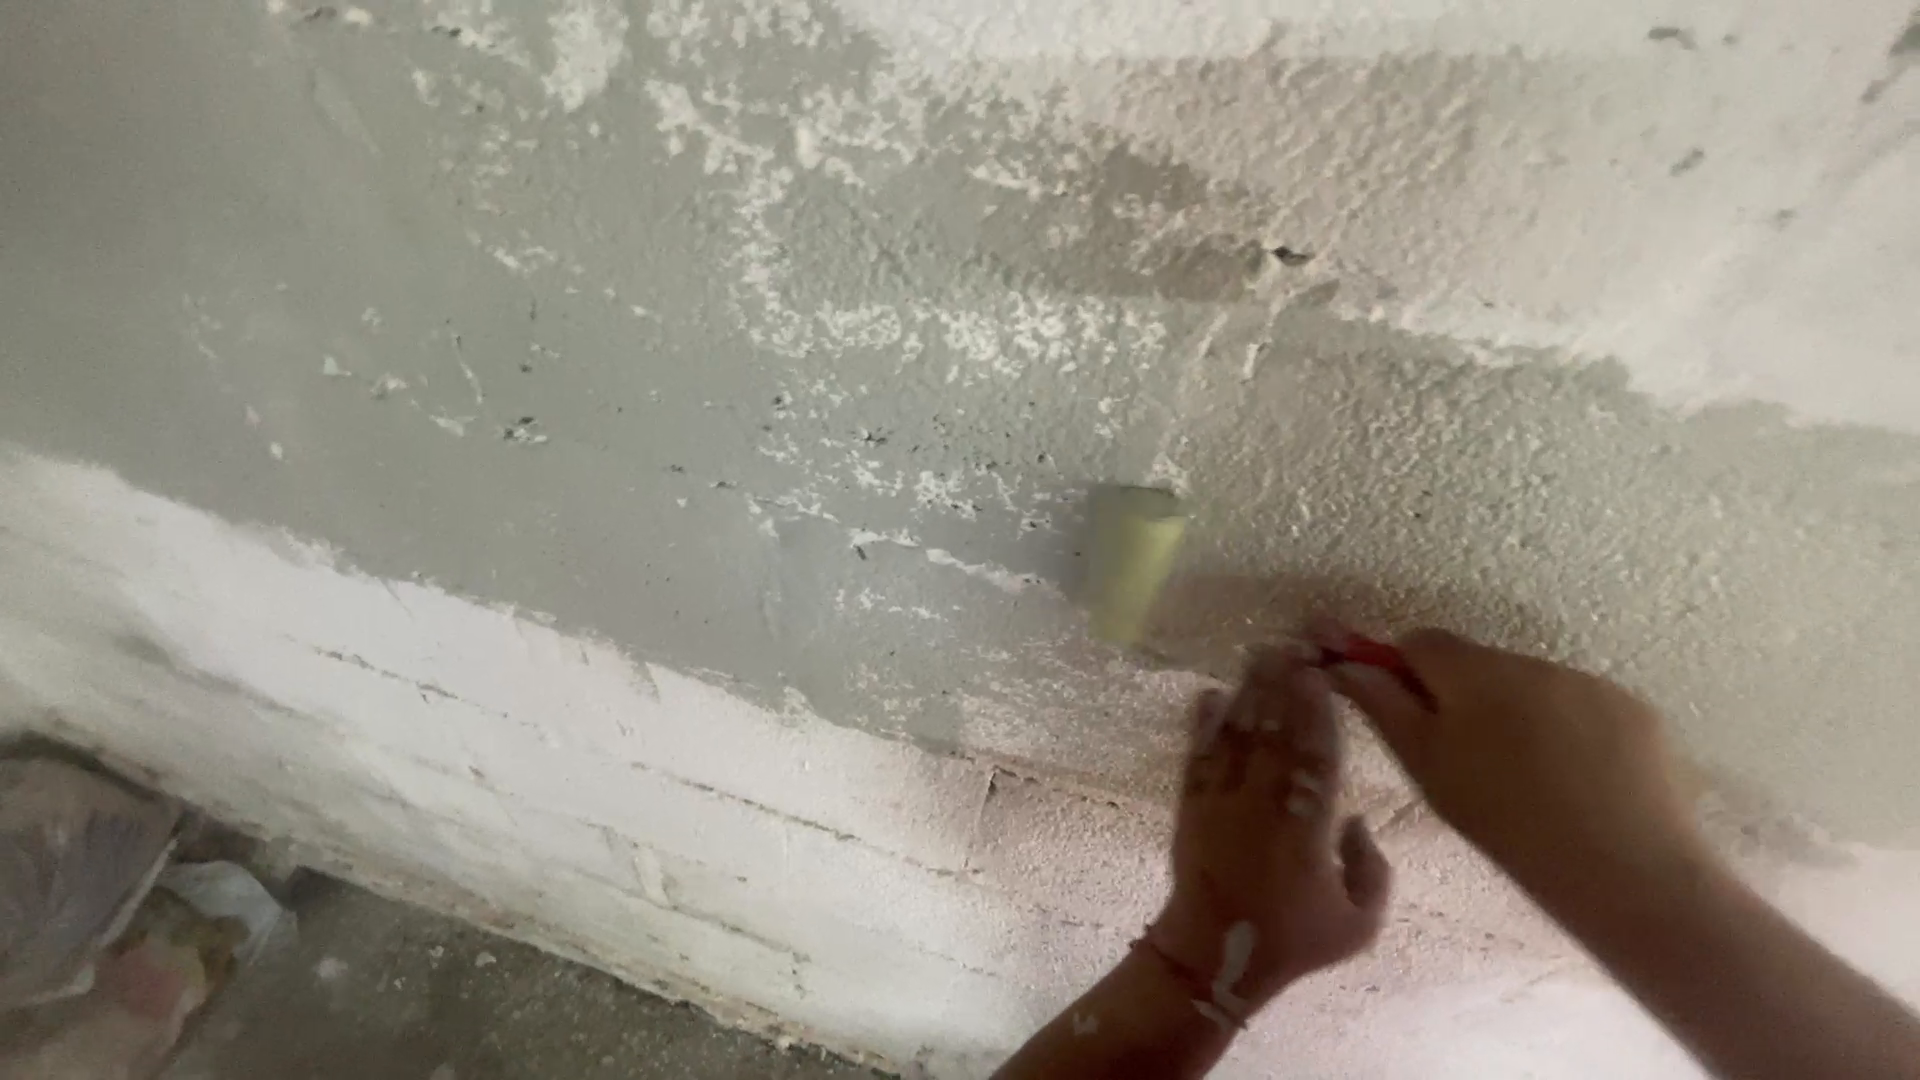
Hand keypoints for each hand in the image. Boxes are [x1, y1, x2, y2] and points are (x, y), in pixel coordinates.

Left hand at [1150, 647, 1390, 1022]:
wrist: (1215, 950)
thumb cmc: (1291, 937)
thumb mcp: (1357, 923)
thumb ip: (1371, 869)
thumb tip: (1356, 816)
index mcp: (1304, 831)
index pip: (1314, 760)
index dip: (1317, 715)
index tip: (1321, 677)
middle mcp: (1260, 805)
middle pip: (1272, 734)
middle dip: (1281, 687)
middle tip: (1289, 645)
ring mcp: (1220, 800)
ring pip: (1235, 736)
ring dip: (1247, 692)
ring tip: (1256, 654)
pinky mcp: (1191, 803)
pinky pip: (1197, 755)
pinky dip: (1202, 723)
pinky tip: (1209, 693)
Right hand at [1315, 622, 1703, 896]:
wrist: (1626, 871)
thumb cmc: (1501, 816)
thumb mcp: (1422, 762)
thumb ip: (1380, 702)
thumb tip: (1342, 663)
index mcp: (1473, 670)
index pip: (1419, 641)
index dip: (1403, 670)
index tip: (1406, 710)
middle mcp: (1531, 662)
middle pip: (1474, 662)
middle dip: (1460, 694)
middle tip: (1461, 753)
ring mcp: (1590, 684)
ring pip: (1525, 684)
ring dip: (1511, 710)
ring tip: (1521, 773)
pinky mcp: (1636, 712)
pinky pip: (1577, 705)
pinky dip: (1563, 728)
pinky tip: (1570, 777)